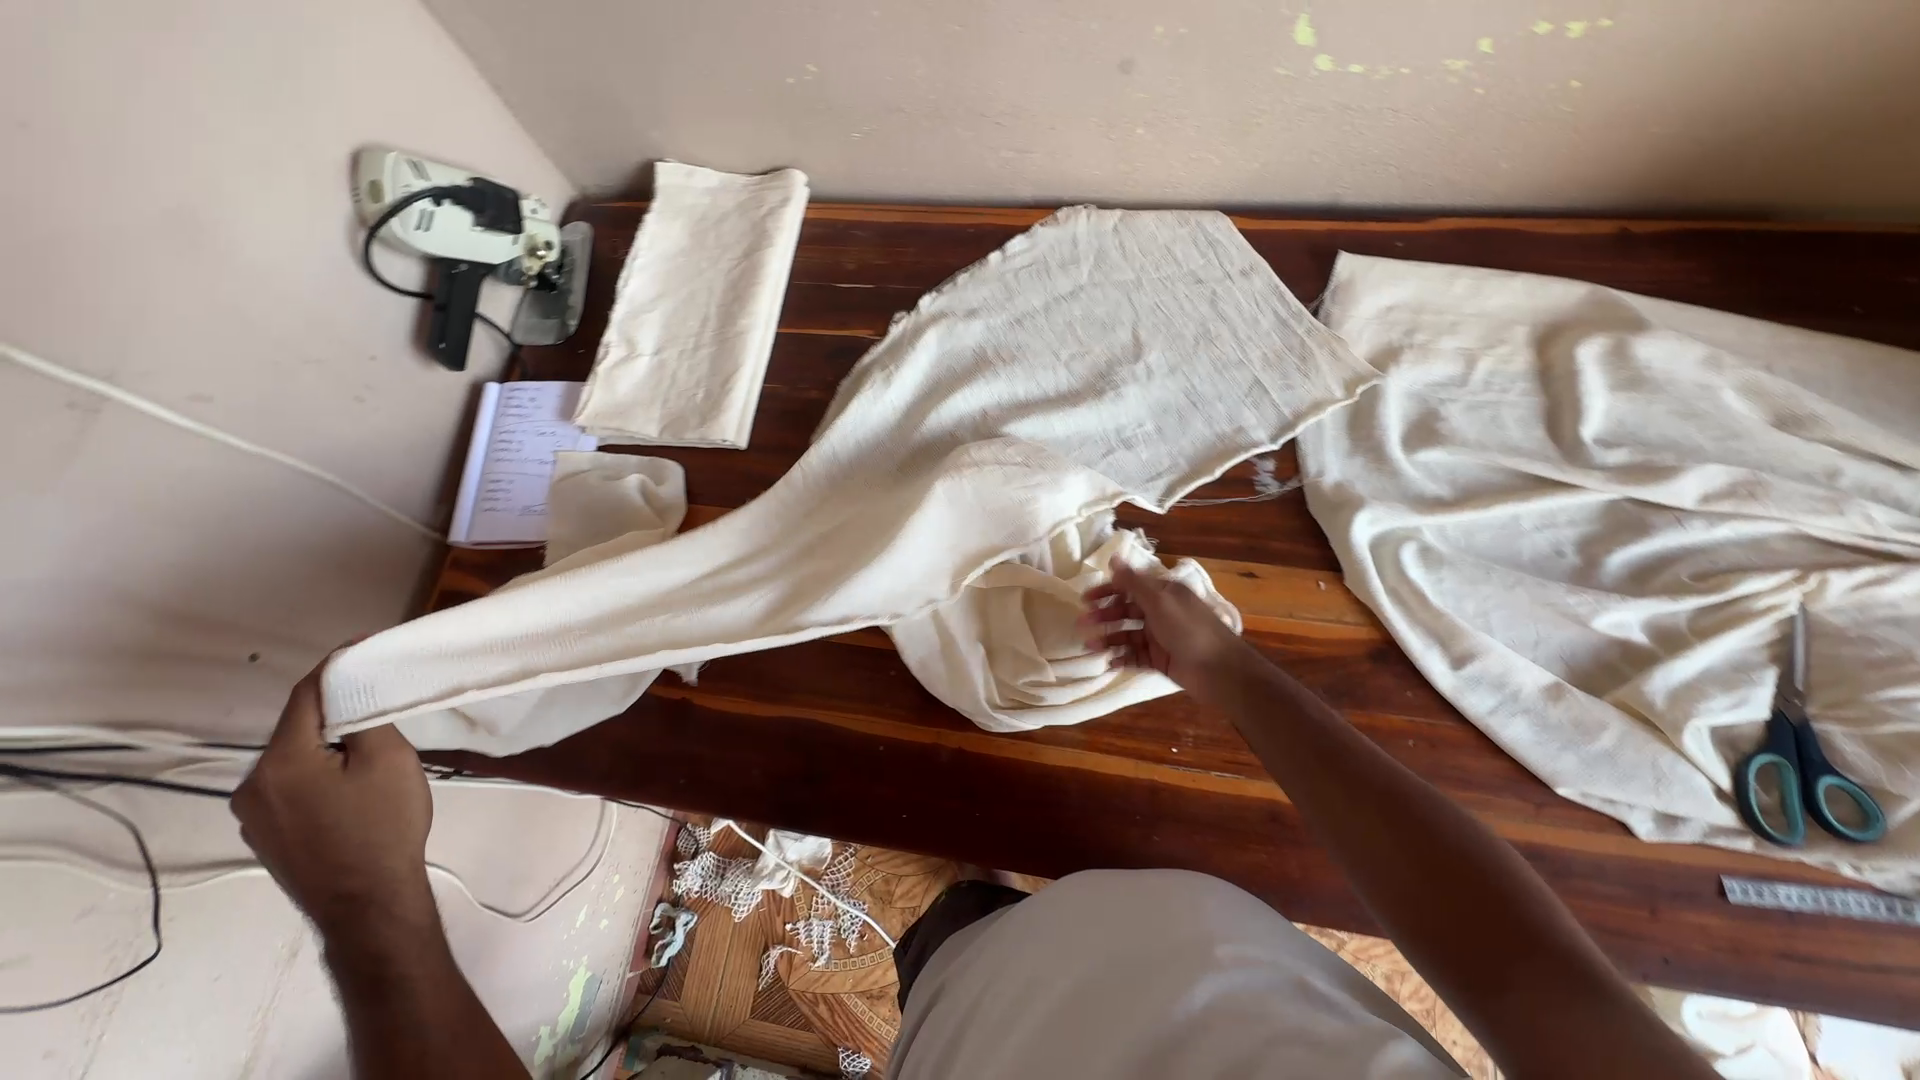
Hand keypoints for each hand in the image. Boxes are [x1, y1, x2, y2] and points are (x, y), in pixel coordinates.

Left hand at [231, 659, 435, 936]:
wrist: (368, 905)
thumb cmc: (382, 827)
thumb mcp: (389, 760)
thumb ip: (365, 717)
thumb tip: (350, 690)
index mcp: (279, 761)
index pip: (305, 696)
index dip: (335, 667)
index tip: (365, 648)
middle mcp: (252, 785)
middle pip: (298, 730)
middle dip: (338, 713)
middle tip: (382, 705)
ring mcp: (254, 817)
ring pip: (295, 761)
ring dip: (329, 748)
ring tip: (372, 753)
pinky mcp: (268, 838)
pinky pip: (293, 789)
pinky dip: (321, 777)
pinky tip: (353, 791)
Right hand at [1080, 555, 1252, 700]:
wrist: (1219, 671)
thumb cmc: (1189, 630)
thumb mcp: (1159, 601)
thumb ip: (1134, 582)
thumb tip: (1113, 557)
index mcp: (1164, 593)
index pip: (1130, 587)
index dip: (1107, 590)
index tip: (1085, 599)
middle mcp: (1161, 612)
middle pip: (1126, 611)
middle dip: (1103, 616)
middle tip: (1082, 624)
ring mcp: (1160, 637)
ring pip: (1127, 634)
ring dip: (1108, 638)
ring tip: (1089, 647)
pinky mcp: (1160, 659)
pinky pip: (1135, 656)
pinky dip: (1121, 657)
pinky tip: (1107, 662)